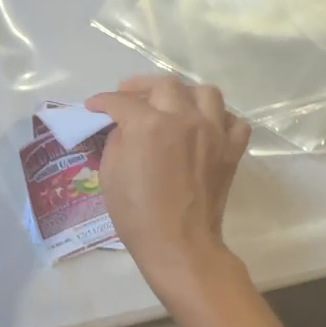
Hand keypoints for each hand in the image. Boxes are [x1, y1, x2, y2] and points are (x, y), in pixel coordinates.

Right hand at [84, 75, 250, 285]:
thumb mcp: (110, 173)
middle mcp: (184, 119)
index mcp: (148, 125)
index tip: (93, 106)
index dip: (102, 101)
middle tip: (127, 95)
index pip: (121, 102)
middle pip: (165, 85)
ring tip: (169, 103)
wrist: (178, 242)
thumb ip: (117, 140)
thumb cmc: (135, 212)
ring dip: (183, 93)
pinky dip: (217, 116)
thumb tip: (124, 128)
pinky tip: (202, 125)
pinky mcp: (232, 149)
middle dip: (140, 86)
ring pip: (205, 92)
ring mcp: (214, 132)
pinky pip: (232, 119)